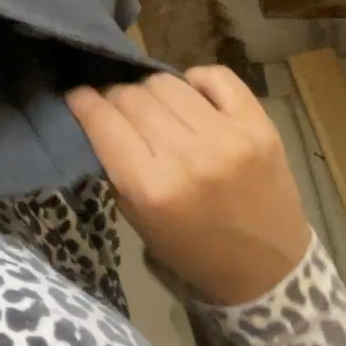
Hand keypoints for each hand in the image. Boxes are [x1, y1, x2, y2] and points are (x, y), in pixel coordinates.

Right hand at [68, 67, 311, 305]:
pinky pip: (216, 76)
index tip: (76, 96)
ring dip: (151, 91)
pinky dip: (196, 81)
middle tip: (116, 108)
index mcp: (152, 188)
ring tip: (156, 108)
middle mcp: (188, 157)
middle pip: (131, 95)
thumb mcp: (137, 216)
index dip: (81, 100)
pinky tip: (193, 99)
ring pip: (166, 82)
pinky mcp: (260, 126)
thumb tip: (95, 114)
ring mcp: (228, 138)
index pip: (102, 119)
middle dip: (113, 96)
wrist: (269, 270)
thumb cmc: (192, 249)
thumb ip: (114, 164)